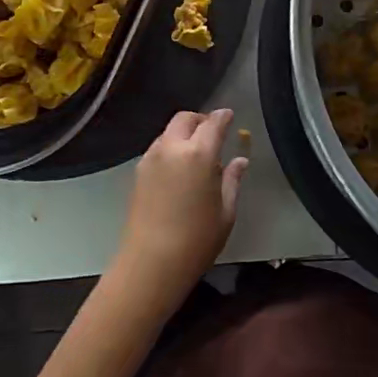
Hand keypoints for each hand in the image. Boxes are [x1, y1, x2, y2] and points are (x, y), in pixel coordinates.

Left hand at [114, 109, 249, 304]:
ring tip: (196, 154)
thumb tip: (239, 161)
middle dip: (199, 120)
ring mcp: (150, 158)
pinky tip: (179, 169)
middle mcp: (170, 148)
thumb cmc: (197, 239)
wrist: (152, 260)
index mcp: (198, 154)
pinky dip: (170, 148)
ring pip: (167, 133)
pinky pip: (157, 149)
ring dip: (182, 134)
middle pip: (184, 119)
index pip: (212, 123)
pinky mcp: (138, 172)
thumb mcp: (225, 211)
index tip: (229, 116)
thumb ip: (231, 180)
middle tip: (212, 132)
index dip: (222, 117)